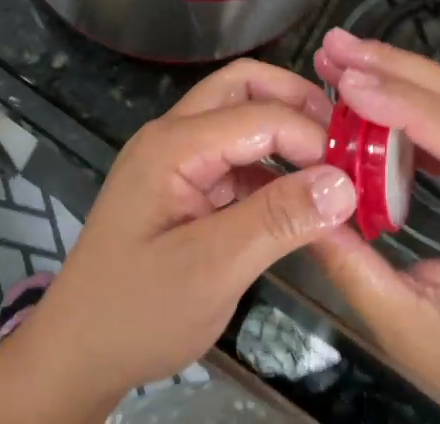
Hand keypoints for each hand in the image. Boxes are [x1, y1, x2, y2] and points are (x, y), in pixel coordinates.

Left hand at [15, 60, 356, 404]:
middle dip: (296, 104)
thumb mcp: (211, 268)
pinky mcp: (182, 189)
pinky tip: (302, 201)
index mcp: (173, 145)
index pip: (257, 114)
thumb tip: (344, 183)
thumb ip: (276, 220)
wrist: (79, 350)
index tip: (360, 173)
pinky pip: (233, 160)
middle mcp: (172, 138)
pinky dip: (270, 170)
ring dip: (285, 135)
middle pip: (241, 89)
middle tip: (348, 142)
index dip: (312, 136)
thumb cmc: (137, 310)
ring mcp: (175, 162)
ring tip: (336, 169)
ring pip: (237, 119)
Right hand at [310, 30, 439, 423]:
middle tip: (334, 48)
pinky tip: (378, 97)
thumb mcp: (408, 330)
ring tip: (346, 60)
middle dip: (398, 68)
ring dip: (407, 75)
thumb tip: (302, 197)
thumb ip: (350, 263)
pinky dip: (421, 103)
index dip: (406, 104)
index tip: (347, 82)